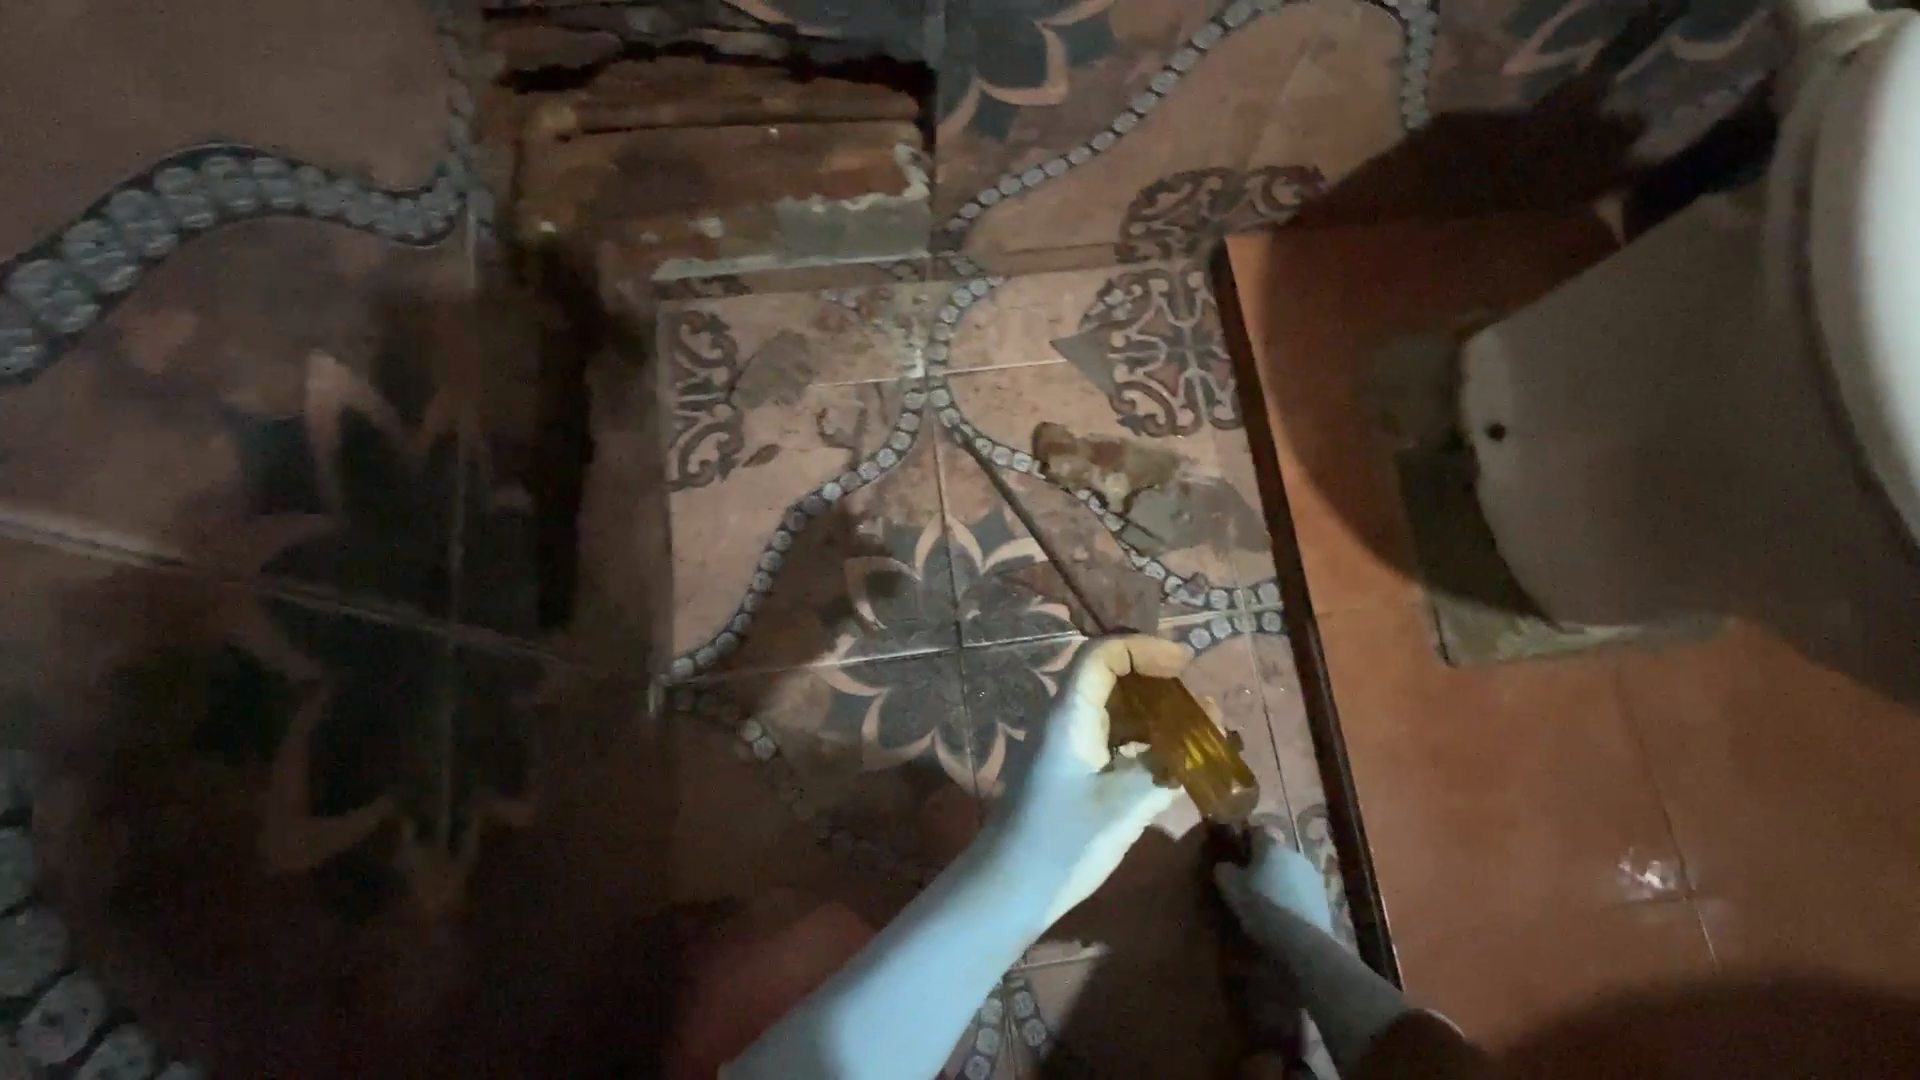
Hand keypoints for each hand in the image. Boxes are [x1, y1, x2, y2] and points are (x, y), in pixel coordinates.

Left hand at [990, 635, 1190, 923]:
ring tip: (1197, 729)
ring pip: (1111, 710)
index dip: (1144, 648)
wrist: (1008, 889)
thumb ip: (1167, 764)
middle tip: (1199, 699)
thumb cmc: (1063, 842)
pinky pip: (1108, 739)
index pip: (1102, 654)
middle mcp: (1063, 719)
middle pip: (1108, 677)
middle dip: (1155, 680)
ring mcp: (1063, 745)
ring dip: (1152, 713)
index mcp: (1069, 713)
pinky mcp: (1067, 771)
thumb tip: (1208, 732)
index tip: (1186, 664)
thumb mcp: (1125, 804)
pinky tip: (1172, 760)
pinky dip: (1141, 741)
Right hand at [1213, 824, 1333, 951]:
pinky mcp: (1324, 900)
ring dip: (1280, 880)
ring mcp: (1312, 877)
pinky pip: (1302, 892)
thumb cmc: (1259, 904)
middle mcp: (1294, 854)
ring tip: (1268, 900)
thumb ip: (1225, 869)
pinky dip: (1293, 898)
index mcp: (1270, 845)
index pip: (1256, 830)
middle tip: (1249, 879)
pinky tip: (1284, 914)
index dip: (1244, 839)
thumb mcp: (1229, 885)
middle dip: (1263, 862)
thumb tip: (1225, 865)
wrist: (1300, 941)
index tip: (1235, 852)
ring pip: (1290, 872)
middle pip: (1275, 852)